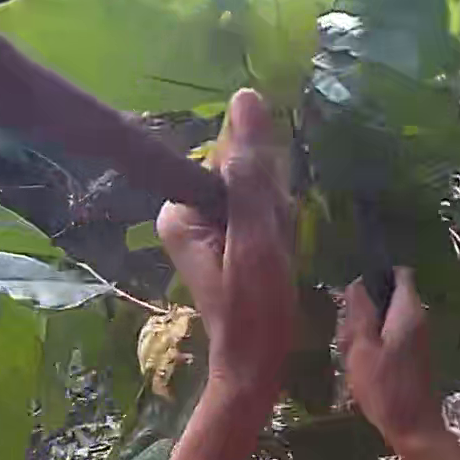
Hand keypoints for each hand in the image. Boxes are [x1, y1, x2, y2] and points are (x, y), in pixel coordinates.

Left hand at [157, 89, 294, 414]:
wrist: (258, 361)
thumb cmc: (254, 309)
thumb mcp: (255, 240)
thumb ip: (250, 174)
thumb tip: (247, 99)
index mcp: (180, 209)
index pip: (229, 162)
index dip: (261, 190)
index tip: (266, 228)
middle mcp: (187, 212)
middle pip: (245, 178)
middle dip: (271, 210)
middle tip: (273, 250)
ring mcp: (209, 226)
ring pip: (259, 197)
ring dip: (279, 224)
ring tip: (276, 259)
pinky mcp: (228, 239)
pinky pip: (262, 216)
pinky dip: (279, 234)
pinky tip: (278, 259)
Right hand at [340, 268, 453, 459]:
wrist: (414, 430)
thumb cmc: (385, 388)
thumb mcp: (363, 348)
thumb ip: (360, 313)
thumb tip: (357, 283)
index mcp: (408, 312)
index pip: (399, 274)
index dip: (375, 276)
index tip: (353, 294)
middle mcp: (418, 320)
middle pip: (387, 299)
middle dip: (363, 311)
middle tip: (347, 336)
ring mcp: (417, 340)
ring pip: (385, 322)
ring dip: (364, 334)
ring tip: (352, 356)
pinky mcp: (413, 357)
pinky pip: (390, 340)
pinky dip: (374, 348)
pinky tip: (361, 369)